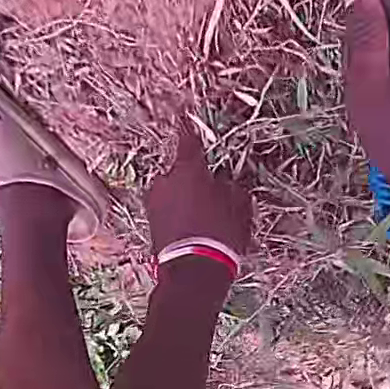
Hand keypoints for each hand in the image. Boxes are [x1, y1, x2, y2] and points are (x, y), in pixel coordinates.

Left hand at [146, 123, 252, 256]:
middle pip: (181, 168)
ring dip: (185, 194)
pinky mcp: (150, 221)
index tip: (186, 115)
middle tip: (212, 186)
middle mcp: (165, 179)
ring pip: (173, 188)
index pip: (188, 138)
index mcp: (188, 169)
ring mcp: (154, 200)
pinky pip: (168, 207)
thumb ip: (232, 186)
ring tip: (204, 211)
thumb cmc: (220, 235)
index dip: (189, 127)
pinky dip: (179, 210)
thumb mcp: (239, 207)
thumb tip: (227, 181)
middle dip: (194, 174)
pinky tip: (194, 223)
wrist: (193, 272)